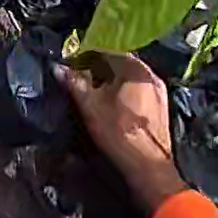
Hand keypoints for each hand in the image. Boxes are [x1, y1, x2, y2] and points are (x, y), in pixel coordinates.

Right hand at [55, 52, 189, 213]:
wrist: (148, 166)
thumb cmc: (117, 131)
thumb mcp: (90, 105)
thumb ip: (74, 82)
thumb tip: (56, 66)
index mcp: (134, 67)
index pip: (105, 51)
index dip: (85, 56)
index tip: (71, 66)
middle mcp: (150, 73)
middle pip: (119, 62)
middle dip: (98, 68)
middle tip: (80, 78)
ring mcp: (159, 90)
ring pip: (129, 76)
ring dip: (111, 79)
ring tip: (94, 91)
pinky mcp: (161, 106)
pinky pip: (138, 88)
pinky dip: (123, 90)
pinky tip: (112, 103)